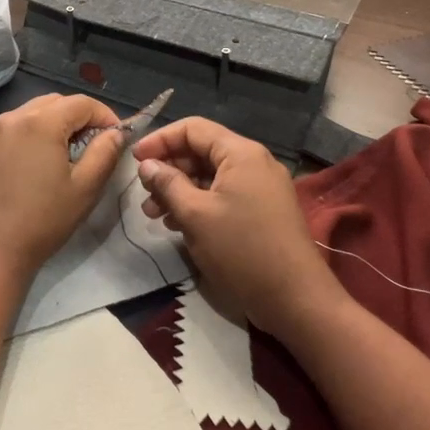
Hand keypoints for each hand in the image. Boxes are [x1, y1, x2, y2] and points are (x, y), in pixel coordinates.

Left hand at [0, 94, 124, 279]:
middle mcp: (13, 117)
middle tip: (95, 145)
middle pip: (56, 102)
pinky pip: (16, 126)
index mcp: (40, 122)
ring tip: (70, 154)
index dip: (104, 116)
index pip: (81, 103)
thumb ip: (104, 153)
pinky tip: (41, 161)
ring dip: (56, 123)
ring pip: (34, 112)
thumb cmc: (43, 220)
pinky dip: (34, 132)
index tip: (117, 138)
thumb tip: (115, 133)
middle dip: (80, 117)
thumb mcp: (85, 188)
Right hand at [134, 118, 348, 333]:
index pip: (192, 129)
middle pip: (200, 151)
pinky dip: (198, 204)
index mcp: (241, 153)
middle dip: (168, 170)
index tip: (134, 160)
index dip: (160, 140)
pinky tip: (177, 224)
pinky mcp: (262, 212)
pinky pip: (222, 195)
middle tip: (143, 195)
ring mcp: (260, 188)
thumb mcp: (195, 215)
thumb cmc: (241, 249)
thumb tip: (147, 165)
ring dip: (179, 190)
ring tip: (154, 215)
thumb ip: (167, 184)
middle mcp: (253, 163)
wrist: (295, 300)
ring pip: (209, 176)